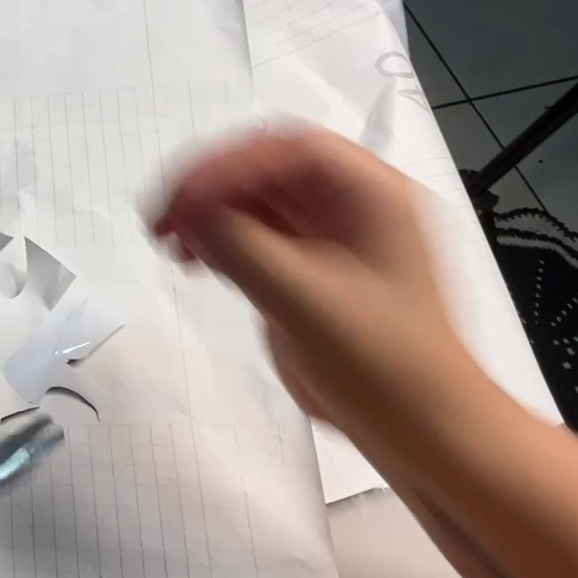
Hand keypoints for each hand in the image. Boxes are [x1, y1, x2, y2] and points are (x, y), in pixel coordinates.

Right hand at [149, 125, 487, 451]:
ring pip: (252, 203)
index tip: (182, 201)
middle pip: (265, 170)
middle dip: (208, 187)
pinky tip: (189, 260)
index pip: (290, 150)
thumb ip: (242, 248)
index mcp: (371, 196)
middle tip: (161, 218)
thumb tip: (187, 213)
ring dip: (205, 214)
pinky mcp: (301, 274)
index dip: (230, 165)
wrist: (416, 426)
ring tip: (167, 241)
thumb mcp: (306, 299)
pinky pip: (249, 238)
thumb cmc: (380, 362)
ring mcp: (323, 241)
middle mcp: (347, 208)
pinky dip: (213, 242)